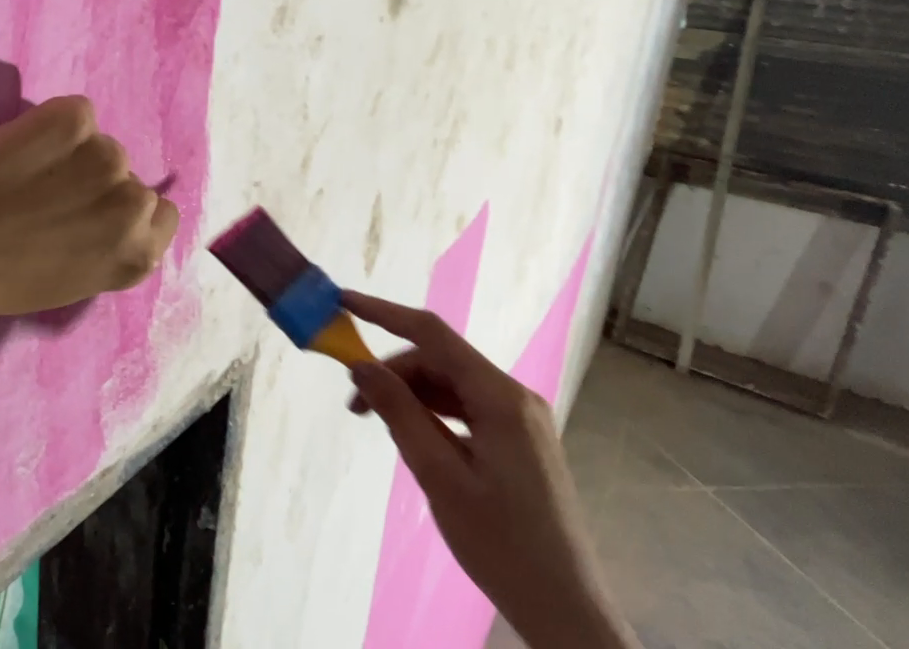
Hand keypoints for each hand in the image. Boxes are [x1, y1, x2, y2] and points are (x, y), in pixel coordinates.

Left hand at [0, 96, 179, 323]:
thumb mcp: (68, 283)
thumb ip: (104, 248)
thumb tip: (112, 216)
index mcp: (136, 257)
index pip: (159, 214)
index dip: (115, 209)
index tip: (80, 213)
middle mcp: (133, 207)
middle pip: (126, 173)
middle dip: (91, 179)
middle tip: (40, 197)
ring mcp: (105, 158)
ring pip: (97, 141)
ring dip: (67, 151)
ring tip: (18, 176)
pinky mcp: (72, 120)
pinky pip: (72, 112)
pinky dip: (44, 124)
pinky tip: (12, 150)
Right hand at [342, 292, 637, 648]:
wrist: (565, 606)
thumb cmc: (500, 543)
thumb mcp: (439, 475)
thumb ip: (399, 413)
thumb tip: (362, 367)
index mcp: (501, 399)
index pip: (433, 335)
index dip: (384, 313)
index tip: (342, 303)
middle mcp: (515, 397)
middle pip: (440, 361)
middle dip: (392, 371)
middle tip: (354, 406)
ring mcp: (520, 419)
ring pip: (450, 385)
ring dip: (409, 394)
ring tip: (377, 424)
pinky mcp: (519, 440)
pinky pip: (464, 408)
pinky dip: (431, 412)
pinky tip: (412, 437)